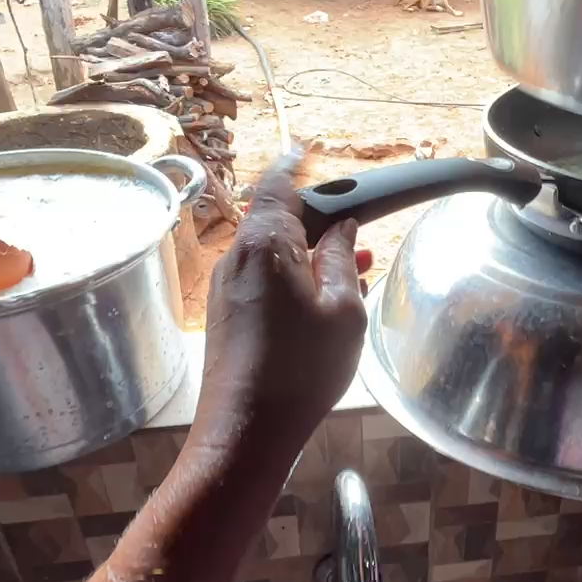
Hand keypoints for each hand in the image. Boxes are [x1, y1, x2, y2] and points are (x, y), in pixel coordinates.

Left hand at [187, 153, 365, 470]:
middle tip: (355, 231)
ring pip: (271, 253)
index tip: (305, 150)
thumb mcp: (343, 309)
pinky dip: (293, 279)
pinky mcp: (226, 315)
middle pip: (275, 219)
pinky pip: (262, 280)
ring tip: (352, 271)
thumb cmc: (302, 369)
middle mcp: (237, 257)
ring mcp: (226, 288)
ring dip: (309, 254)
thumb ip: (341, 258)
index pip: (279, 185)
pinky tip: (322, 304)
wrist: (247, 431)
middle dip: (316, 221)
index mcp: (265, 244)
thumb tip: (341, 228)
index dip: (296, 165)